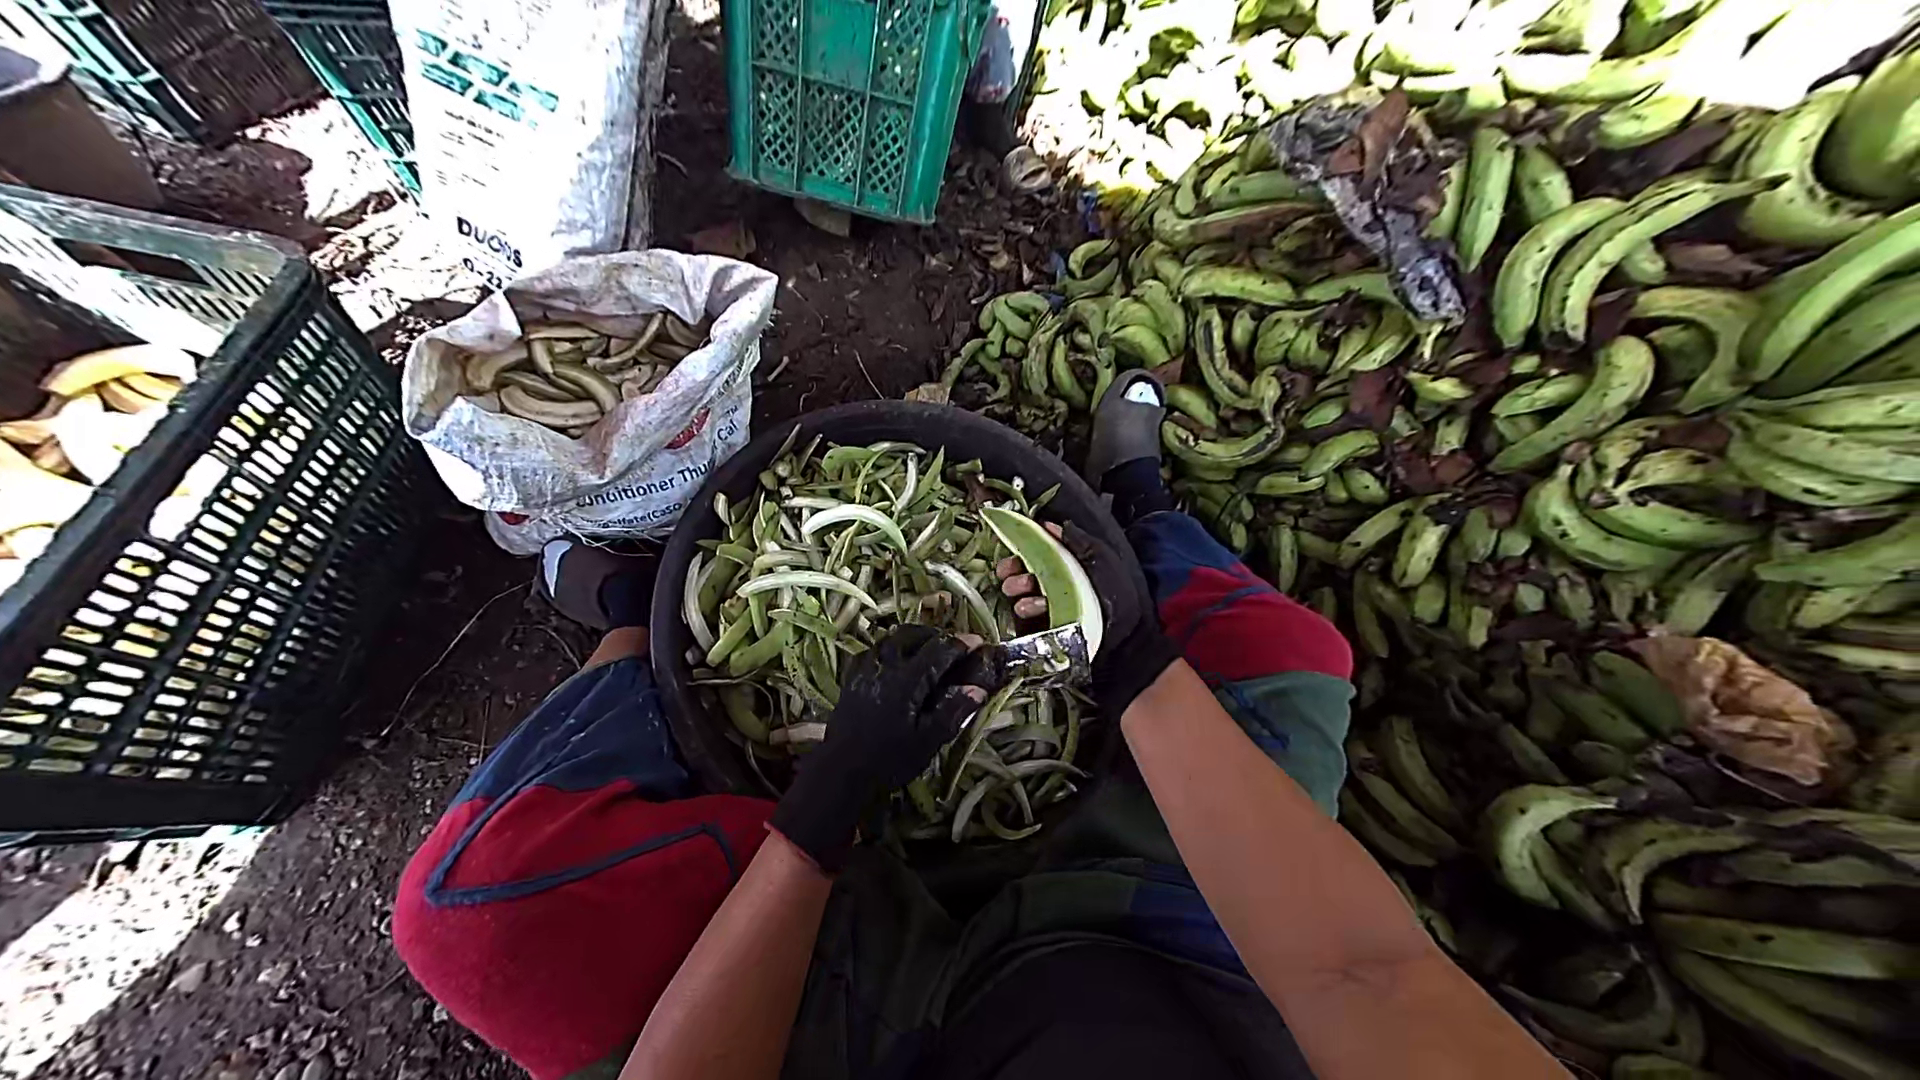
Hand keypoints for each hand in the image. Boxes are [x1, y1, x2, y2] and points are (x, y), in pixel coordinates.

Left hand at [769, 626, 985, 871]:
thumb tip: (978, 688)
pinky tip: (892, 662)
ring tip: (925, 650)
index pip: (938, 650)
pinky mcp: (850, 678)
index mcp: (906, 680)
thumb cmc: (889, 760)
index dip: (960, 644)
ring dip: (910, 639)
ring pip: (889, 639)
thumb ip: (953, 711)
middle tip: (950, 646)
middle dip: (934, 635)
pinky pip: (871, 651)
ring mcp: (864, 670)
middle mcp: (884, 666)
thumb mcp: (928, 740)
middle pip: (911, 635)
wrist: (842, 772)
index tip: (977, 642)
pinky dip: (887, 649)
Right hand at [995, 521, 1179, 717]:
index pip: (1029, 558)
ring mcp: (1045, 611)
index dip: (1016, 557)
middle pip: (1018, 578)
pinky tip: (1035, 610)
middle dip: (1014, 576)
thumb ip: (1077, 541)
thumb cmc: (1117, 595)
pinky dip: (1026, 612)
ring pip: (1018, 598)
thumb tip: (1049, 525)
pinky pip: (1024, 621)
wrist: (1128, 634)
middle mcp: (1050, 588)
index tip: (1010, 559)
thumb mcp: (1100, 558)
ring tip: (1030, 598)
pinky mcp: (1043, 631)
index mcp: (1061, 568)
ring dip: (1020, 593)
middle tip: (1018, 579)